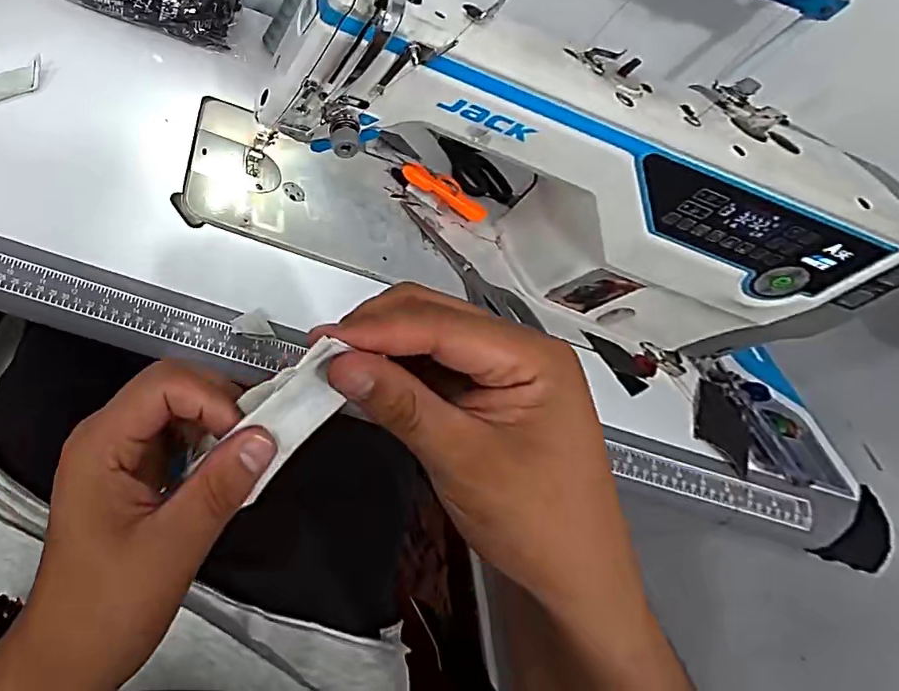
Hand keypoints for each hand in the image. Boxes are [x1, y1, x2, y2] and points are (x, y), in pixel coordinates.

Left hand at [0, 361, 276, 690]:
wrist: (67, 656)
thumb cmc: (96, 613)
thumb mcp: (169, 551)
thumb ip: (218, 491)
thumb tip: (258, 443)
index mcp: (99, 444)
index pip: (163, 384)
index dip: (211, 398)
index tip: (247, 430)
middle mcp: (103, 438)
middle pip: (169, 387)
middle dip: (217, 405)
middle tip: (256, 435)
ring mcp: (116, 453)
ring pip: (174, 409)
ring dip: (214, 425)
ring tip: (243, 454)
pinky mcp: (130, 471)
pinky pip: (173, 437)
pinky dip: (204, 446)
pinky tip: (223, 470)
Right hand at [322, 284, 689, 689]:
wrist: (574, 584)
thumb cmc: (540, 527)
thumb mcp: (464, 462)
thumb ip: (401, 405)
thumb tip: (342, 365)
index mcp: (532, 356)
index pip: (440, 325)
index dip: (377, 330)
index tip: (325, 342)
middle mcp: (516, 348)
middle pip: (430, 313)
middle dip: (375, 328)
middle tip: (325, 351)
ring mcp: (498, 366)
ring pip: (423, 330)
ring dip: (379, 344)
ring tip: (336, 363)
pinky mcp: (479, 386)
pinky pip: (426, 360)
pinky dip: (391, 365)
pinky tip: (364, 376)